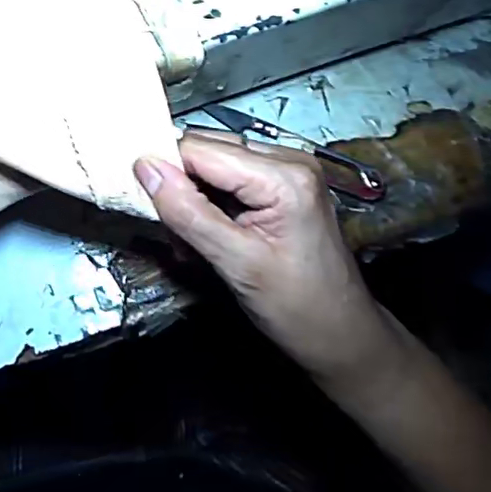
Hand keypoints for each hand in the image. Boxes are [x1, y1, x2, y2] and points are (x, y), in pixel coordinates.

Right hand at [134, 131, 399, 383]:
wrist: (346, 341)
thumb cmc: (300, 311)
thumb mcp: (237, 265)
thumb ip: (189, 212)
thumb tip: (144, 167)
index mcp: (283, 174)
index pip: (200, 149)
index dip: (167, 171)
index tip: (146, 206)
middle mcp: (286, 158)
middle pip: (207, 150)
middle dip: (180, 186)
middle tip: (173, 234)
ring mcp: (286, 168)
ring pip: (213, 163)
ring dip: (192, 197)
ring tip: (190, 242)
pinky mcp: (281, 182)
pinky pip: (229, 176)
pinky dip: (209, 202)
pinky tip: (208, 236)